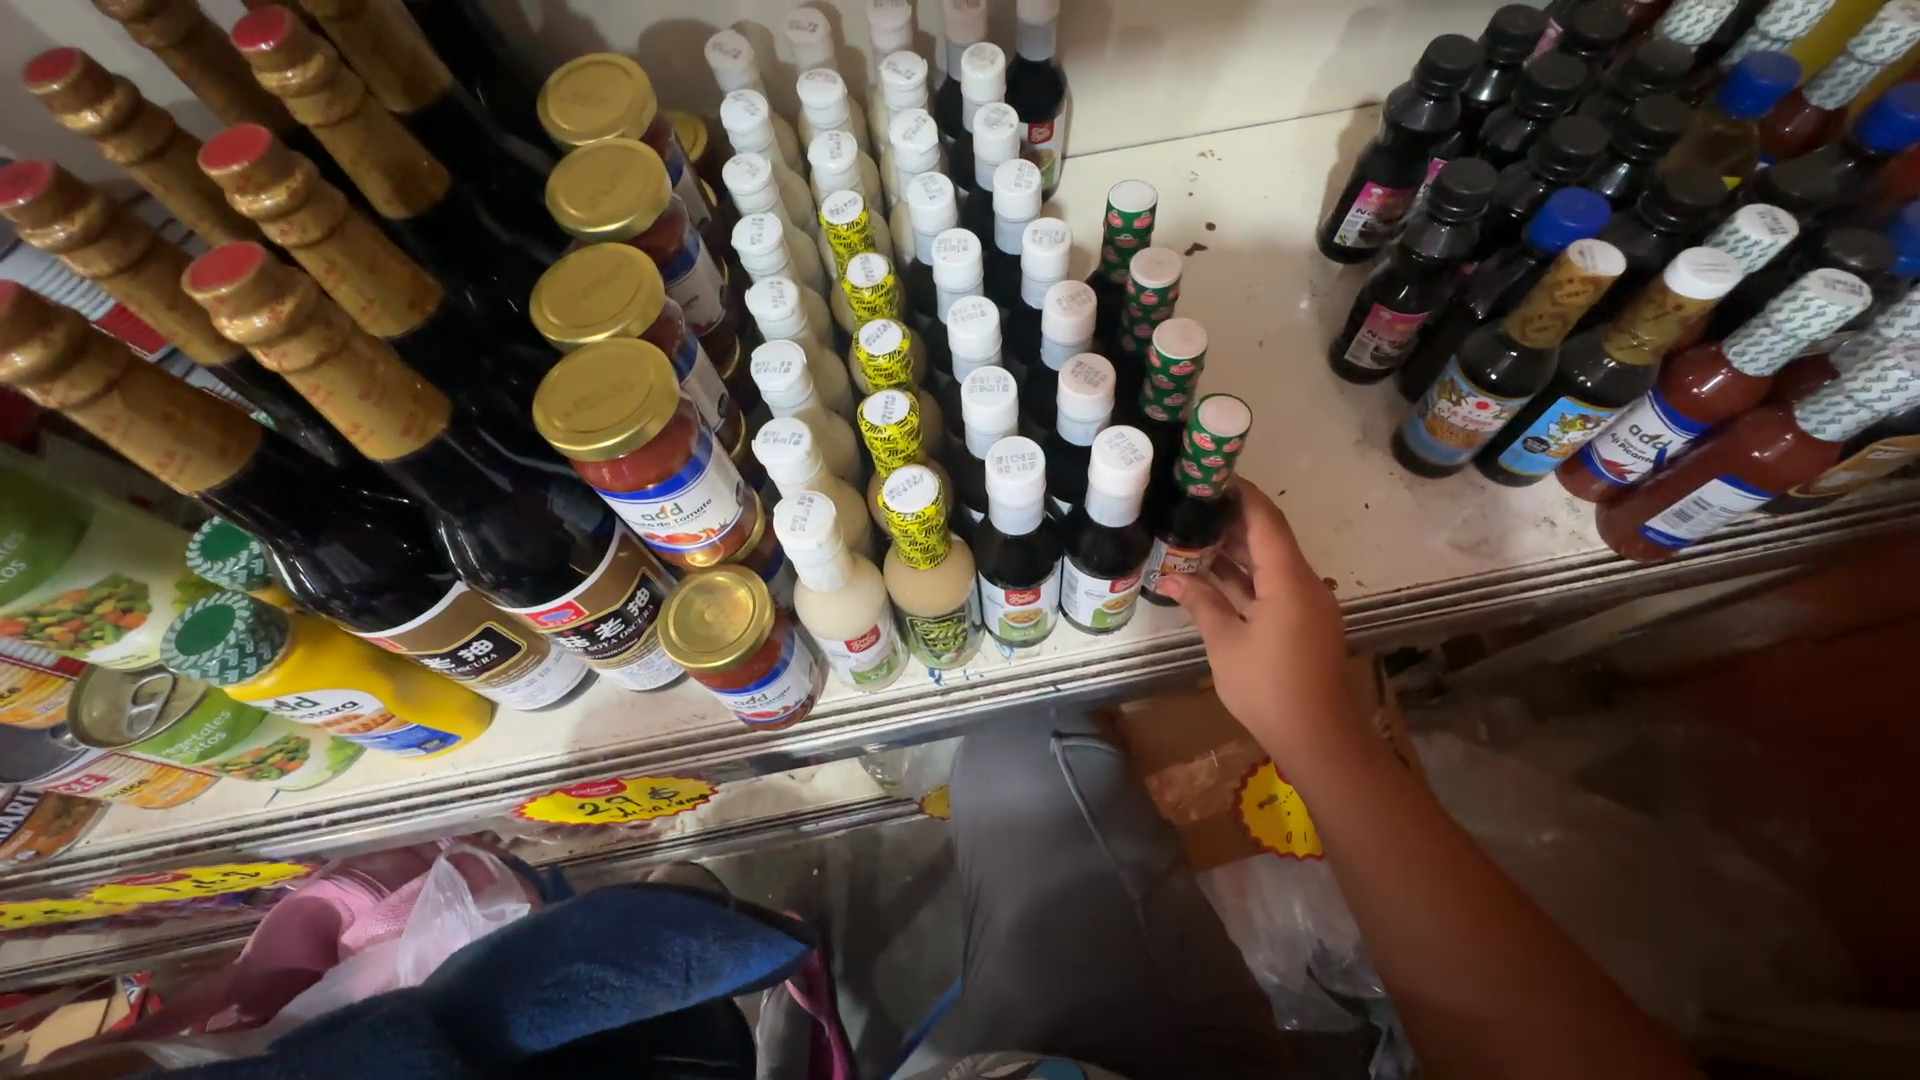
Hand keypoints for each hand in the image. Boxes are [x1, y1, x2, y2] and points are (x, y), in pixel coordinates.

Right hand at [1156, 476, 1355, 753]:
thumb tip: (1171, 579)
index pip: (1265, 521)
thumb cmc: (1267, 687)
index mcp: (1288, 580)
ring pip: (1271, 565)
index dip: (1242, 494)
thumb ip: (1200, 603)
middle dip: (1233, 521)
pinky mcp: (1304, 624)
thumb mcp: (1225, 642)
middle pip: (1270, 539)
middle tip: (1192, 505)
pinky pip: (1274, 587)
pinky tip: (1214, 576)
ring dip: (1237, 552)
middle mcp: (1305, 583)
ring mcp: (1308, 605)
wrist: (1318, 737)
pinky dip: (1246, 578)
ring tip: (1195, 535)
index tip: (1212, 476)